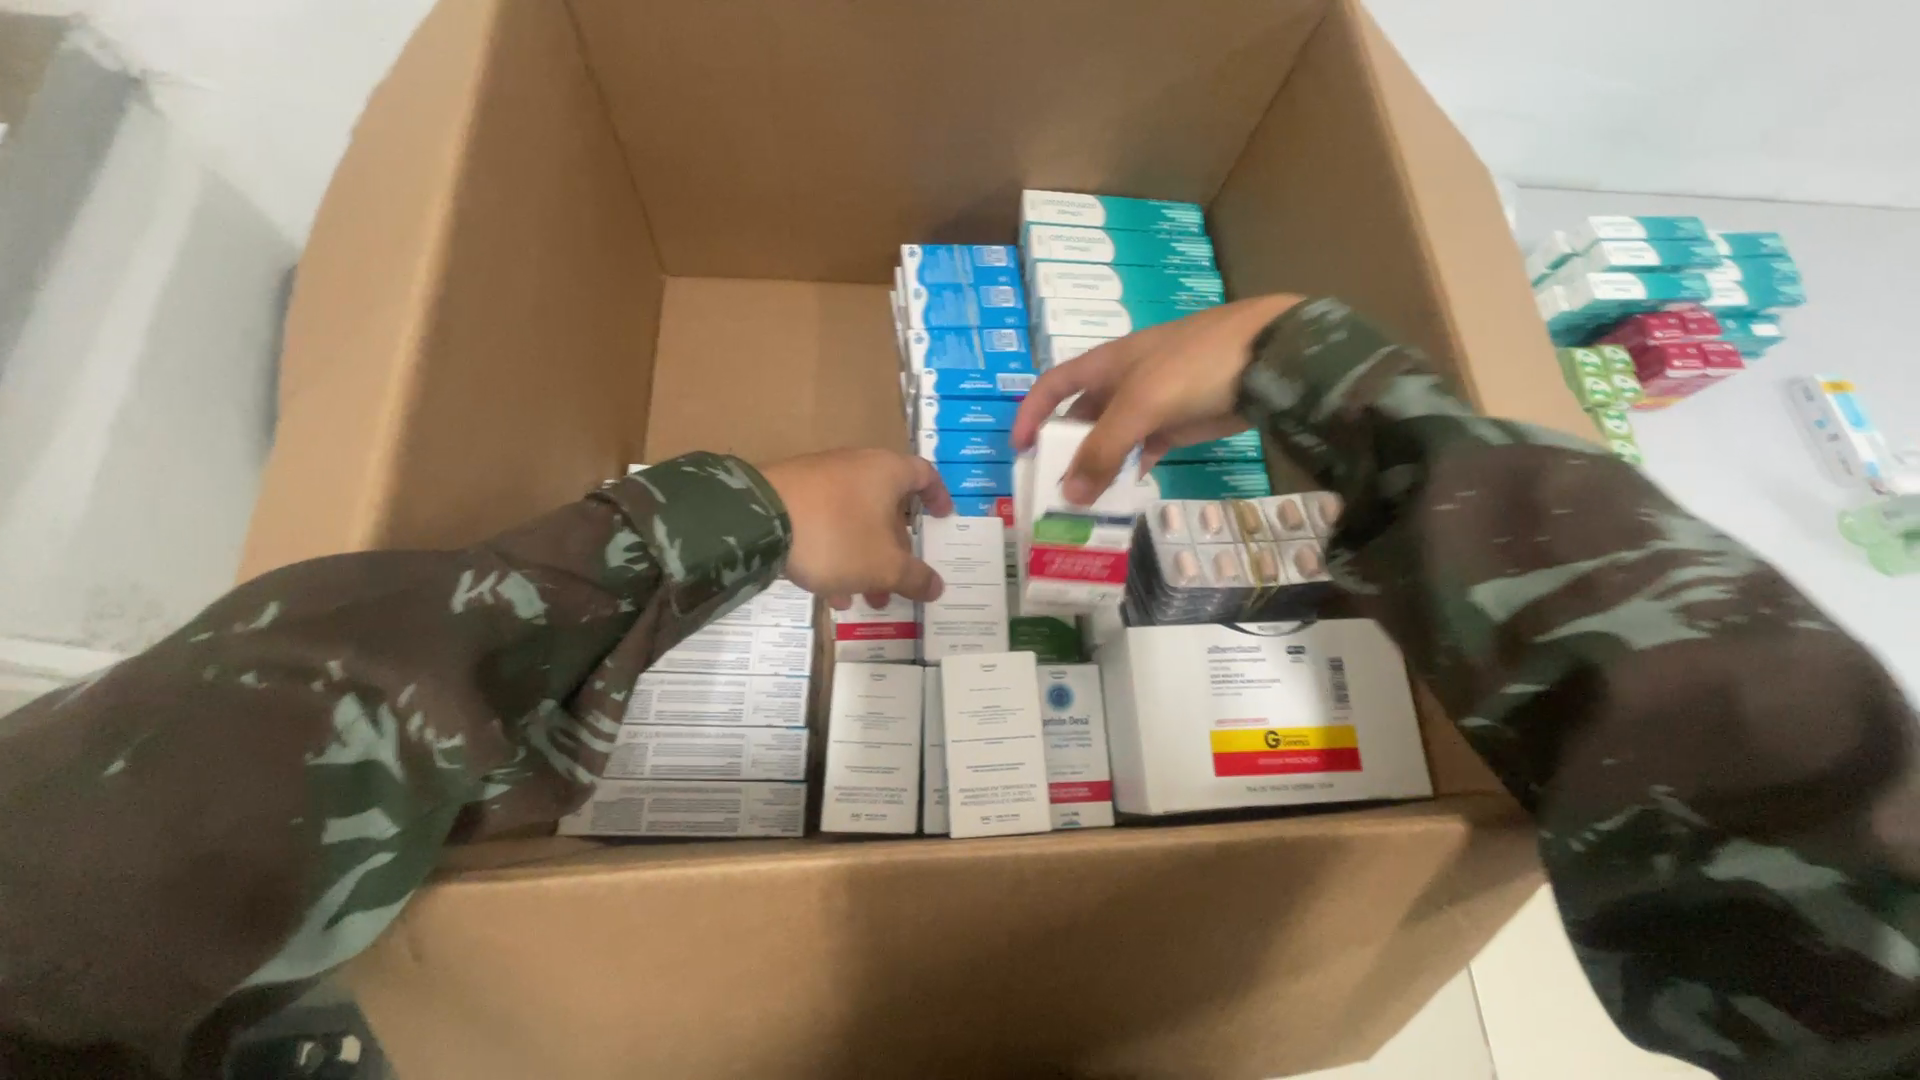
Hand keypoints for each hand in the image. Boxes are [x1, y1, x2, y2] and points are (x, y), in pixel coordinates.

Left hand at [760, 448, 953, 607]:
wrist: (759, 519)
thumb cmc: (836, 535)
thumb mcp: (882, 566)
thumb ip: (913, 577)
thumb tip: (937, 587)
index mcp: (887, 472)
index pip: (925, 475)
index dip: (938, 497)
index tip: (943, 519)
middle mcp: (857, 466)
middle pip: (888, 508)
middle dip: (894, 551)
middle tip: (896, 585)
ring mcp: (821, 478)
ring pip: (856, 521)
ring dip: (864, 560)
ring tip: (861, 598)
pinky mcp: (793, 494)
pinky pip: (826, 523)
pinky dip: (835, 553)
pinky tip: (829, 591)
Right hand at [1013, 294, 1302, 503]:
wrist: (1268, 357)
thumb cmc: (1192, 367)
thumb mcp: (1139, 405)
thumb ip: (1103, 451)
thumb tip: (1069, 496)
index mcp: (1104, 365)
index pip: (1053, 386)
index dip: (1031, 414)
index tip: (1020, 451)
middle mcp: (1120, 384)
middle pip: (1079, 419)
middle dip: (1064, 451)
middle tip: (1053, 491)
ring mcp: (1150, 405)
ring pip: (1110, 440)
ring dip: (1096, 468)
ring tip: (1083, 503)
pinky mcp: (1176, 425)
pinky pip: (1141, 451)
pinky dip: (1129, 471)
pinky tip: (1122, 495)